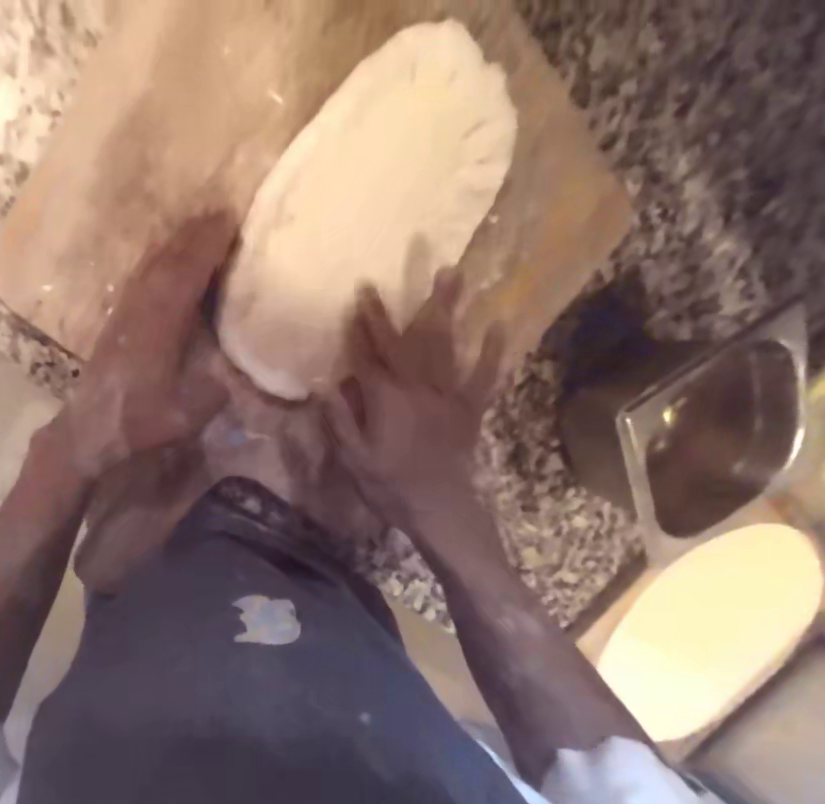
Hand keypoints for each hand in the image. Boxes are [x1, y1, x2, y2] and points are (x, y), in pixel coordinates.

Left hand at [44, 213, 236, 478]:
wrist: (88, 432)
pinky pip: (141, 277)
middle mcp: (139, 311)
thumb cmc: (136, 425)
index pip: (184, 275)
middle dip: (193, 234)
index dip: (206, 247)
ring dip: (175, 242)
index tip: (229, 221)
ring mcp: (124, 314)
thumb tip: (225, 379)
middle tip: (221, 211)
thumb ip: (208, 396)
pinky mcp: (117, 322)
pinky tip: (167, 259)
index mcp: (157, 329)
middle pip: (166, 261)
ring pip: (150, 265)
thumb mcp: (181, 419)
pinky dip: (158, 259)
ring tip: (199, 226)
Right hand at [321, 266, 505, 536]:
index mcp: (386, 400)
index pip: (369, 358)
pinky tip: (499, 326)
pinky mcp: (470, 410)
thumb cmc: (390, 487)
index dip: (361, 330)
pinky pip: (484, 377)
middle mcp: (417, 388)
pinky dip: (492, 353)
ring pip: (445, 346)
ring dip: (446, 310)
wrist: (439, 508)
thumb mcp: (354, 460)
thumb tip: (325, 386)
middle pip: (404, 342)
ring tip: (451, 274)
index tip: (357, 300)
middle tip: (387, 281)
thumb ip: (340, 421)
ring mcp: (448, 396)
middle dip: (390, 313)